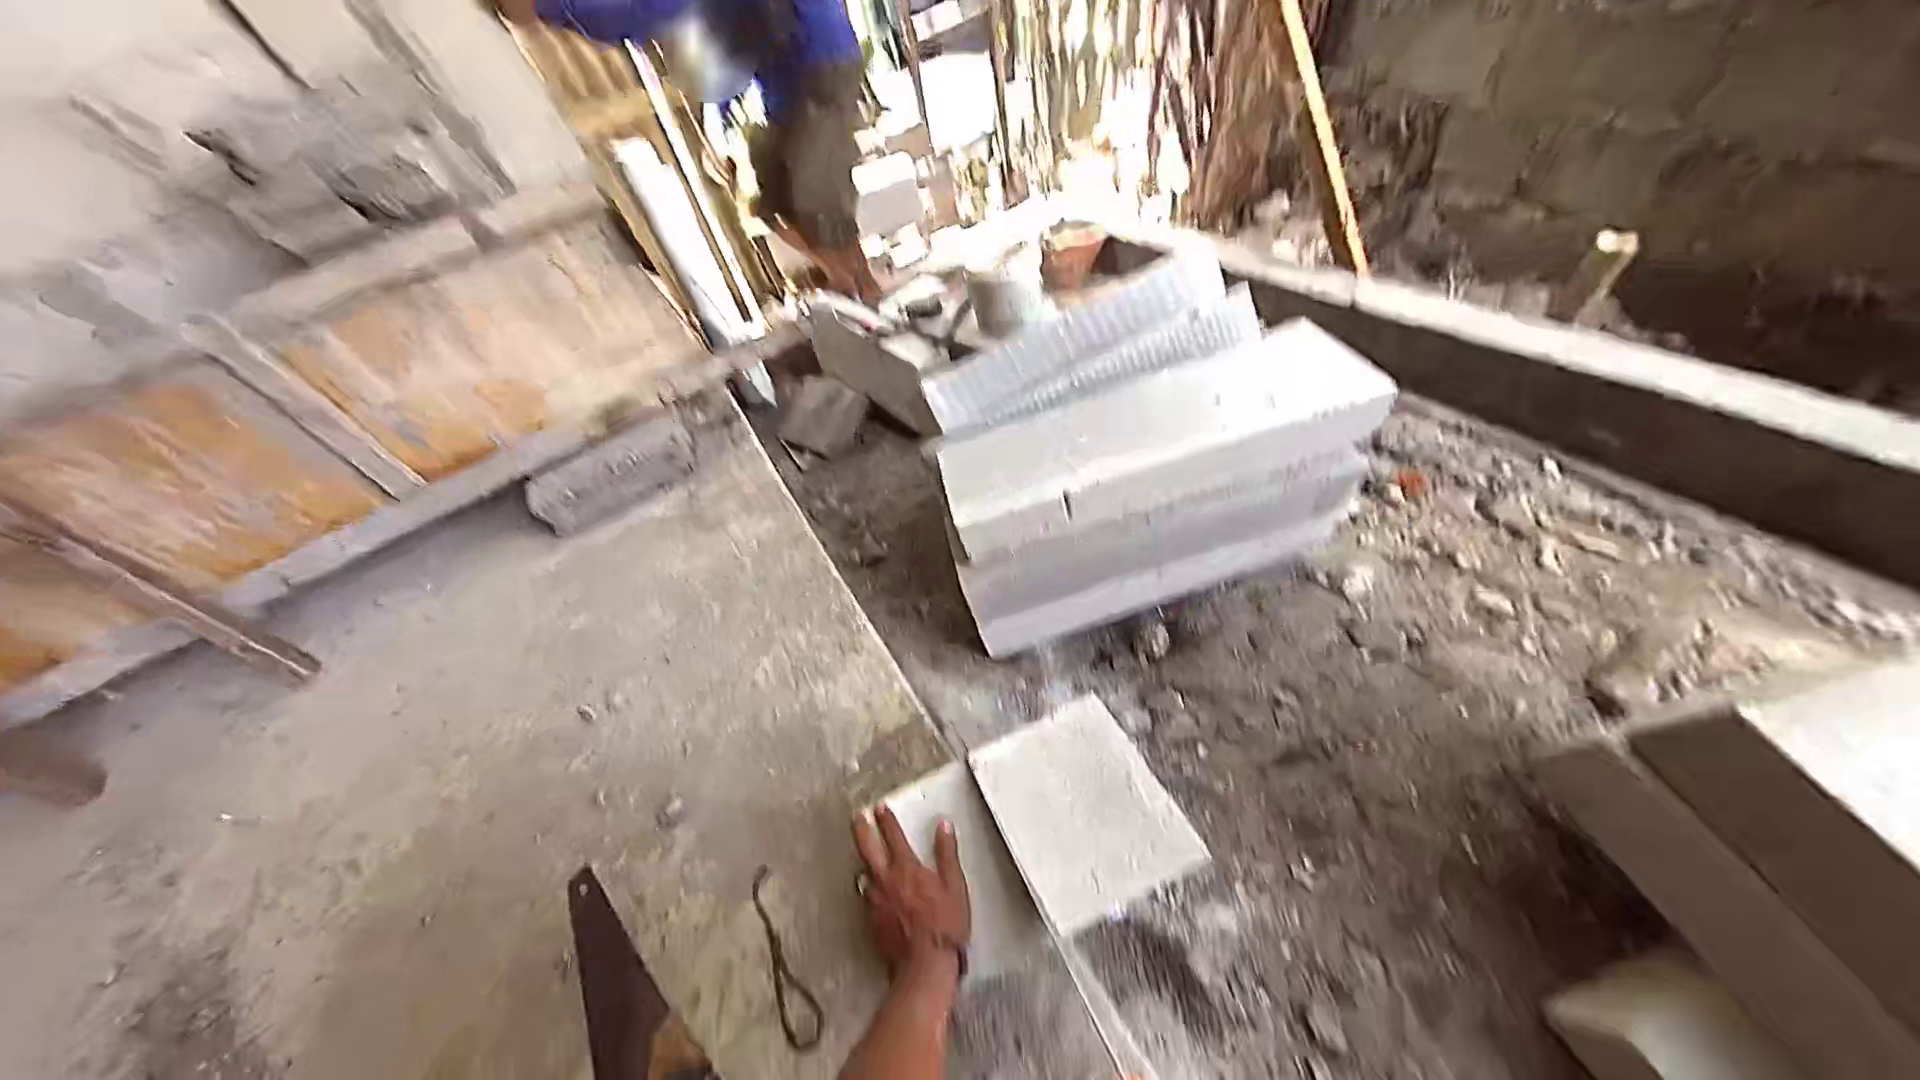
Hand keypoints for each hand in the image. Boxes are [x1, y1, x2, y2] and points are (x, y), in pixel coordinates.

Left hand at [852, 806, 970, 977]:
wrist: (925, 967)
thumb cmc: (944, 927)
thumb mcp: (954, 886)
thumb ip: (947, 853)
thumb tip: (944, 826)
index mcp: (907, 868)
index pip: (893, 836)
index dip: (886, 820)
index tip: (880, 808)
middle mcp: (886, 881)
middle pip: (868, 848)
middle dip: (862, 829)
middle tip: (857, 817)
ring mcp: (875, 902)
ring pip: (863, 873)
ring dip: (863, 860)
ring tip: (863, 854)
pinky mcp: (872, 921)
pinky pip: (866, 897)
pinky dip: (867, 888)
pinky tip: (870, 889)